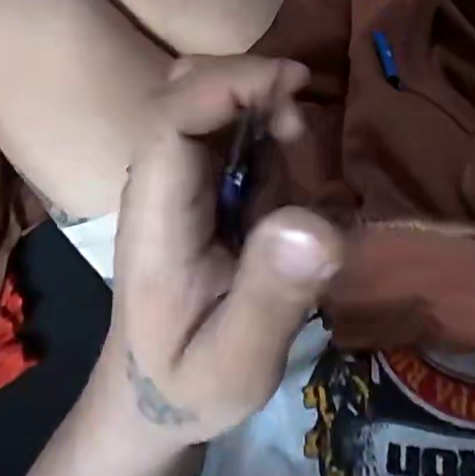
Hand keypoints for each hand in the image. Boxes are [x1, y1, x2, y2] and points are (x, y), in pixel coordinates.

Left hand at [96, 56, 343, 447]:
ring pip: (208, 100)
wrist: (153, 391)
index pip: (172, 117)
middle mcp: (159, 180)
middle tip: (299, 127)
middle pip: (186, 89)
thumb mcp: (237, 362)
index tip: (293, 84)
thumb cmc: (187, 381)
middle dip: (248, 85)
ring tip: (296, 159)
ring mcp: (177, 178)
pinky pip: (228, 131)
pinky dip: (264, 132)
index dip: (228, 84)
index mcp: (156, 214)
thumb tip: (321, 225)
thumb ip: (272, 297)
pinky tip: (285, 175)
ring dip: (259, 107)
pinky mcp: (197, 183)